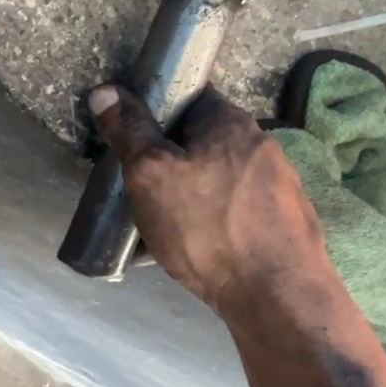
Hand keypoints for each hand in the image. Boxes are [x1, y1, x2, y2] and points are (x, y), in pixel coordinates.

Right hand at [88, 85, 329, 313]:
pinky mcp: (280, 221)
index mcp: (231, 124)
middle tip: (132, 180)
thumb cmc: (205, 225)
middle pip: (198, 138)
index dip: (152, 108)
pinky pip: (227, 206)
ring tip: (153, 216)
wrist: (276, 296)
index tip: (126, 134)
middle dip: (164, 155)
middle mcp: (261, 146)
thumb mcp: (150, 173)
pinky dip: (202, 215)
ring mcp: (276, 186)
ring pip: (211, 175)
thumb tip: (105, 90)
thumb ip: (128, 131)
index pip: (188, 96)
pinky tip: (185, 241)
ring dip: (182, 188)